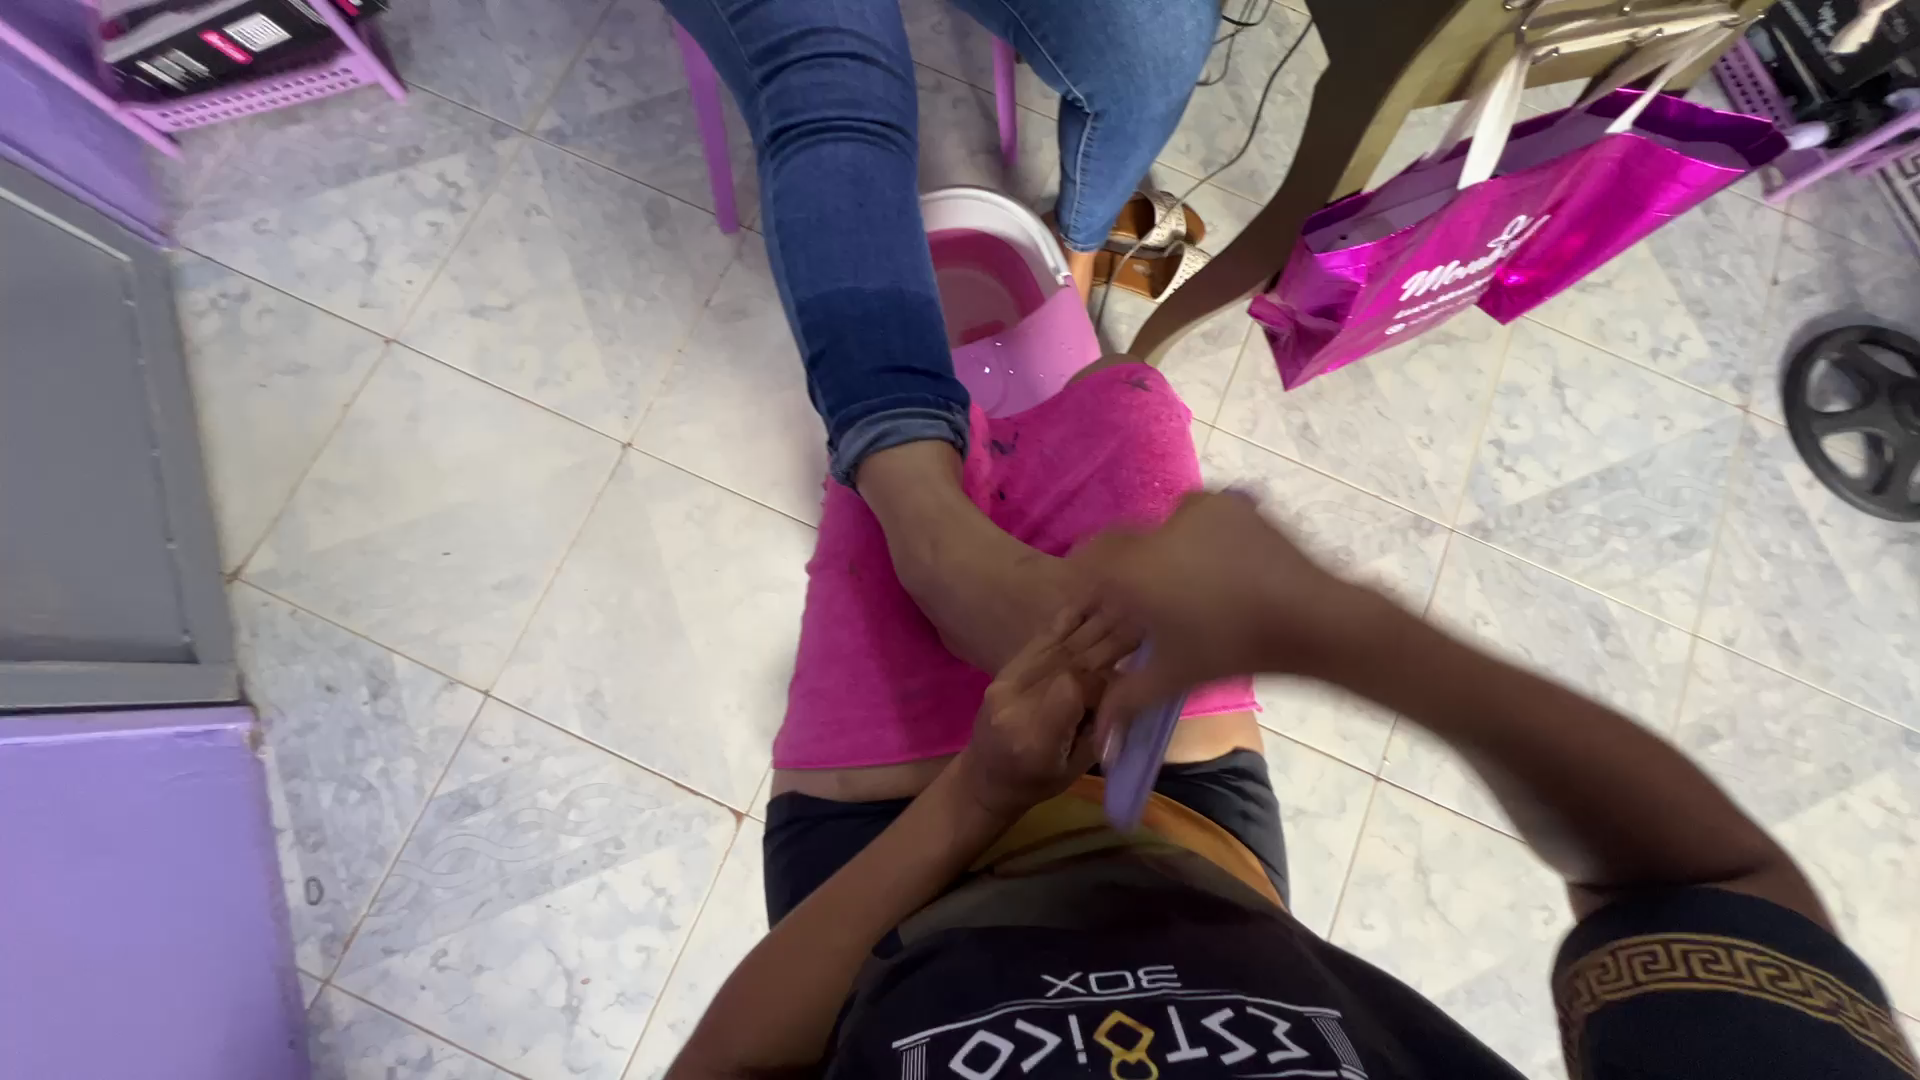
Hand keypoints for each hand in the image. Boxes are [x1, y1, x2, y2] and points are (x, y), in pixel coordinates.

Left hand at [951, 607, 1135, 818]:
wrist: (986, 779)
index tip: (1132, 672)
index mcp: (1035, 738)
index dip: (1106, 676)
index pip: (1074, 688)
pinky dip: (1067, 622)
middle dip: (1109, 641)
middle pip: (1068, 663)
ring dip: (1093, 625)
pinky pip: (1038, 642)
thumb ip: (1099, 726)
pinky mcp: (1003, 672)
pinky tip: (1089, 603)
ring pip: (1056, 647)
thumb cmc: (1037, 783)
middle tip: (1145, 623)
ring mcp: (1004, 685)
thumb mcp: (1077, 766)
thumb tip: (1128, 684)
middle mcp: (1016, 706)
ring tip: (1125, 606)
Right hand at [1071, 490, 1393, 728]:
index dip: (1081, 587)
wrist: (1311, 618)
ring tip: (1181, 587)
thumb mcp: (1172, 679)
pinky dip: (1192, 538)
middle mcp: (1152, 531)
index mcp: (1130, 571)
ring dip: (1157, 556)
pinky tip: (1213, 567)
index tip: (1089, 609)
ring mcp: (1192, 512)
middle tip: (1138, 602)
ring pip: (1155, 531)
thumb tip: (1100, 750)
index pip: (1083, 565)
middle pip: (1116, 547)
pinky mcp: (1225, 504)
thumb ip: (1125, 706)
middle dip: (1119, 573)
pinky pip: (1192, 519)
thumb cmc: (1232, 651)